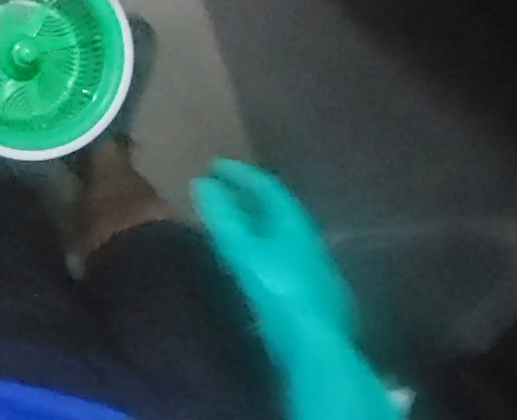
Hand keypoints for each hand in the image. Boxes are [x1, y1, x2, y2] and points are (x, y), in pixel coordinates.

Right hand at [194, 160, 396, 419]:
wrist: (315, 351)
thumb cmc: (278, 291)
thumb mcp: (243, 249)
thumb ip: (222, 216)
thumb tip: (201, 182)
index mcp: (294, 224)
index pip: (267, 186)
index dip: (240, 173)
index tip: (214, 165)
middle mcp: (307, 242)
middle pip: (274, 211)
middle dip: (245, 197)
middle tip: (217, 191)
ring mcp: (311, 271)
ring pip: (277, 237)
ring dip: (251, 226)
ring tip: (225, 225)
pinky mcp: (308, 300)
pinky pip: (278, 260)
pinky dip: (258, 251)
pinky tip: (244, 264)